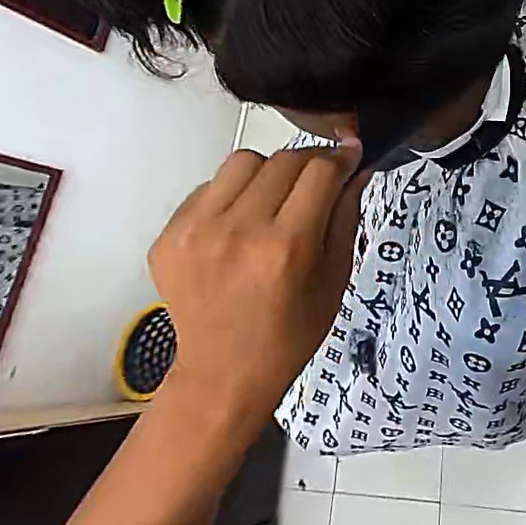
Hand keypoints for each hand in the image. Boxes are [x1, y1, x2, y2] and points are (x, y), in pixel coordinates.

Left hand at [146, 142, 364, 433]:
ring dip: (271, 170)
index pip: (321, 171)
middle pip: (285, 159)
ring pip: (244, 161)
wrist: (226, 370)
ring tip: (278, 196)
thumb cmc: (291, 331)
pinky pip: (209, 186)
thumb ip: (347, 215)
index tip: (351, 154)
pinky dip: (234, 192)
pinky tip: (244, 219)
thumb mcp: (337, 274)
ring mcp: (197, 232)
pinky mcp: (168, 236)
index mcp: (287, 246)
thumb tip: (356, 170)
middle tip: (322, 178)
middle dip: (312, 162)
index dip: (342, 156)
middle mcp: (239, 231)